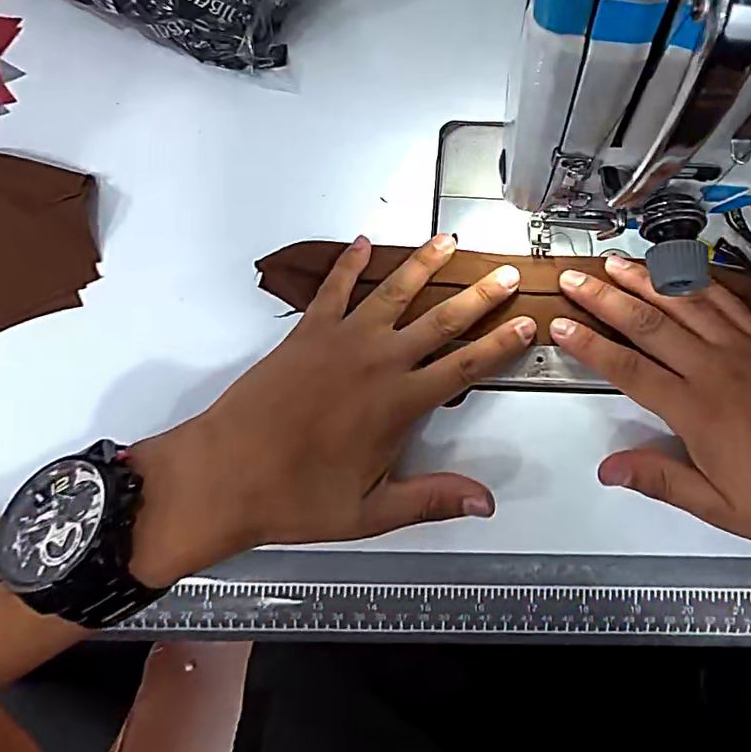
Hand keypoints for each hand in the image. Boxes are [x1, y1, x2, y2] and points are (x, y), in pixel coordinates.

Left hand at [127, 235, 533, 584]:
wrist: (224, 474)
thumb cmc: (295, 495)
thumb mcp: (370, 510)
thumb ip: (430, 499)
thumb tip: (484, 501)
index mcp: (399, 403)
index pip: (465, 367)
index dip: (500, 344)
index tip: (526, 325)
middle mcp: (378, 362)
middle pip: (442, 320)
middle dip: (480, 296)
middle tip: (504, 274)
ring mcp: (342, 340)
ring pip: (395, 292)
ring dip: (425, 264)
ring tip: (448, 241)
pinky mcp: (308, 332)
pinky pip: (334, 288)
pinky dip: (350, 263)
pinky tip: (364, 243)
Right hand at [551, 256, 750, 571]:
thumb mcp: (718, 505)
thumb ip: (660, 478)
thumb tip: (611, 469)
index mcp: (699, 411)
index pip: (629, 367)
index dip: (590, 344)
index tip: (563, 325)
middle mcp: (718, 371)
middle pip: (650, 323)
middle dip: (606, 298)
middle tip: (576, 279)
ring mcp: (746, 353)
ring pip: (686, 304)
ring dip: (648, 280)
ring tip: (619, 263)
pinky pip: (730, 305)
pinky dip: (703, 284)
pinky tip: (686, 273)